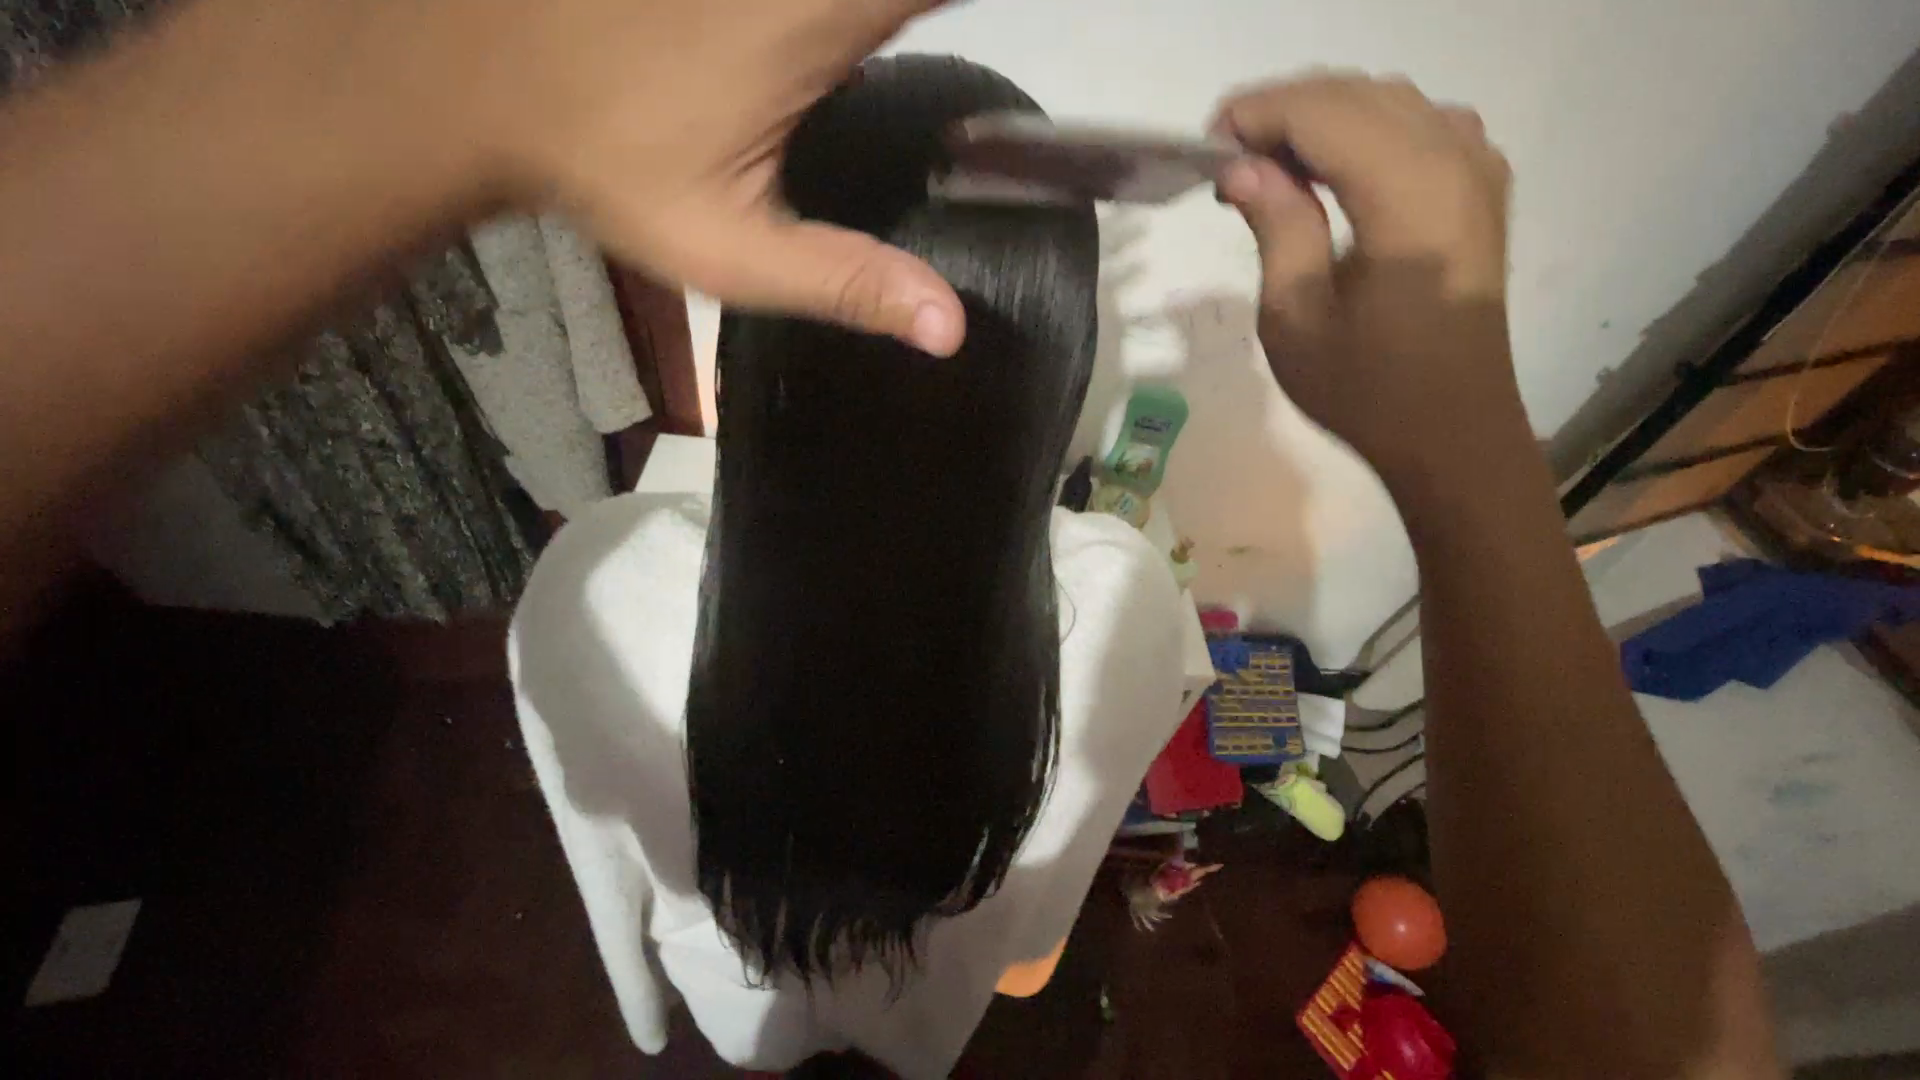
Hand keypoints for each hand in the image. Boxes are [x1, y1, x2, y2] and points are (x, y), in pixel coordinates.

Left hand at [380, 0, 964, 355]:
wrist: (477, 66)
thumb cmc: (608, 164)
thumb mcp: (733, 250)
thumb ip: (847, 281)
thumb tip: (951, 329)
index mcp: (825, 11)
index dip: (1008, 0)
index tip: (1058, 33)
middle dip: (944, 7)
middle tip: (931, 63)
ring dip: (915, 5)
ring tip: (896, 56)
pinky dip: (881, 5)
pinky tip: (862, 38)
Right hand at [1210, 74, 1522, 478]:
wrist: (1451, 429)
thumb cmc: (1364, 389)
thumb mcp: (1297, 316)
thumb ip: (1276, 225)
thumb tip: (1242, 166)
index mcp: (1407, 196)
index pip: (1323, 113)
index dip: (1257, 115)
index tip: (1204, 149)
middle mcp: (1454, 160)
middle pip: (1356, 95)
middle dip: (1283, 112)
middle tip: (1225, 161)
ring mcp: (1476, 169)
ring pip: (1387, 101)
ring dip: (1321, 118)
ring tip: (1266, 166)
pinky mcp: (1479, 188)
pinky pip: (1418, 123)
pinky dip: (1364, 130)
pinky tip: (1330, 170)